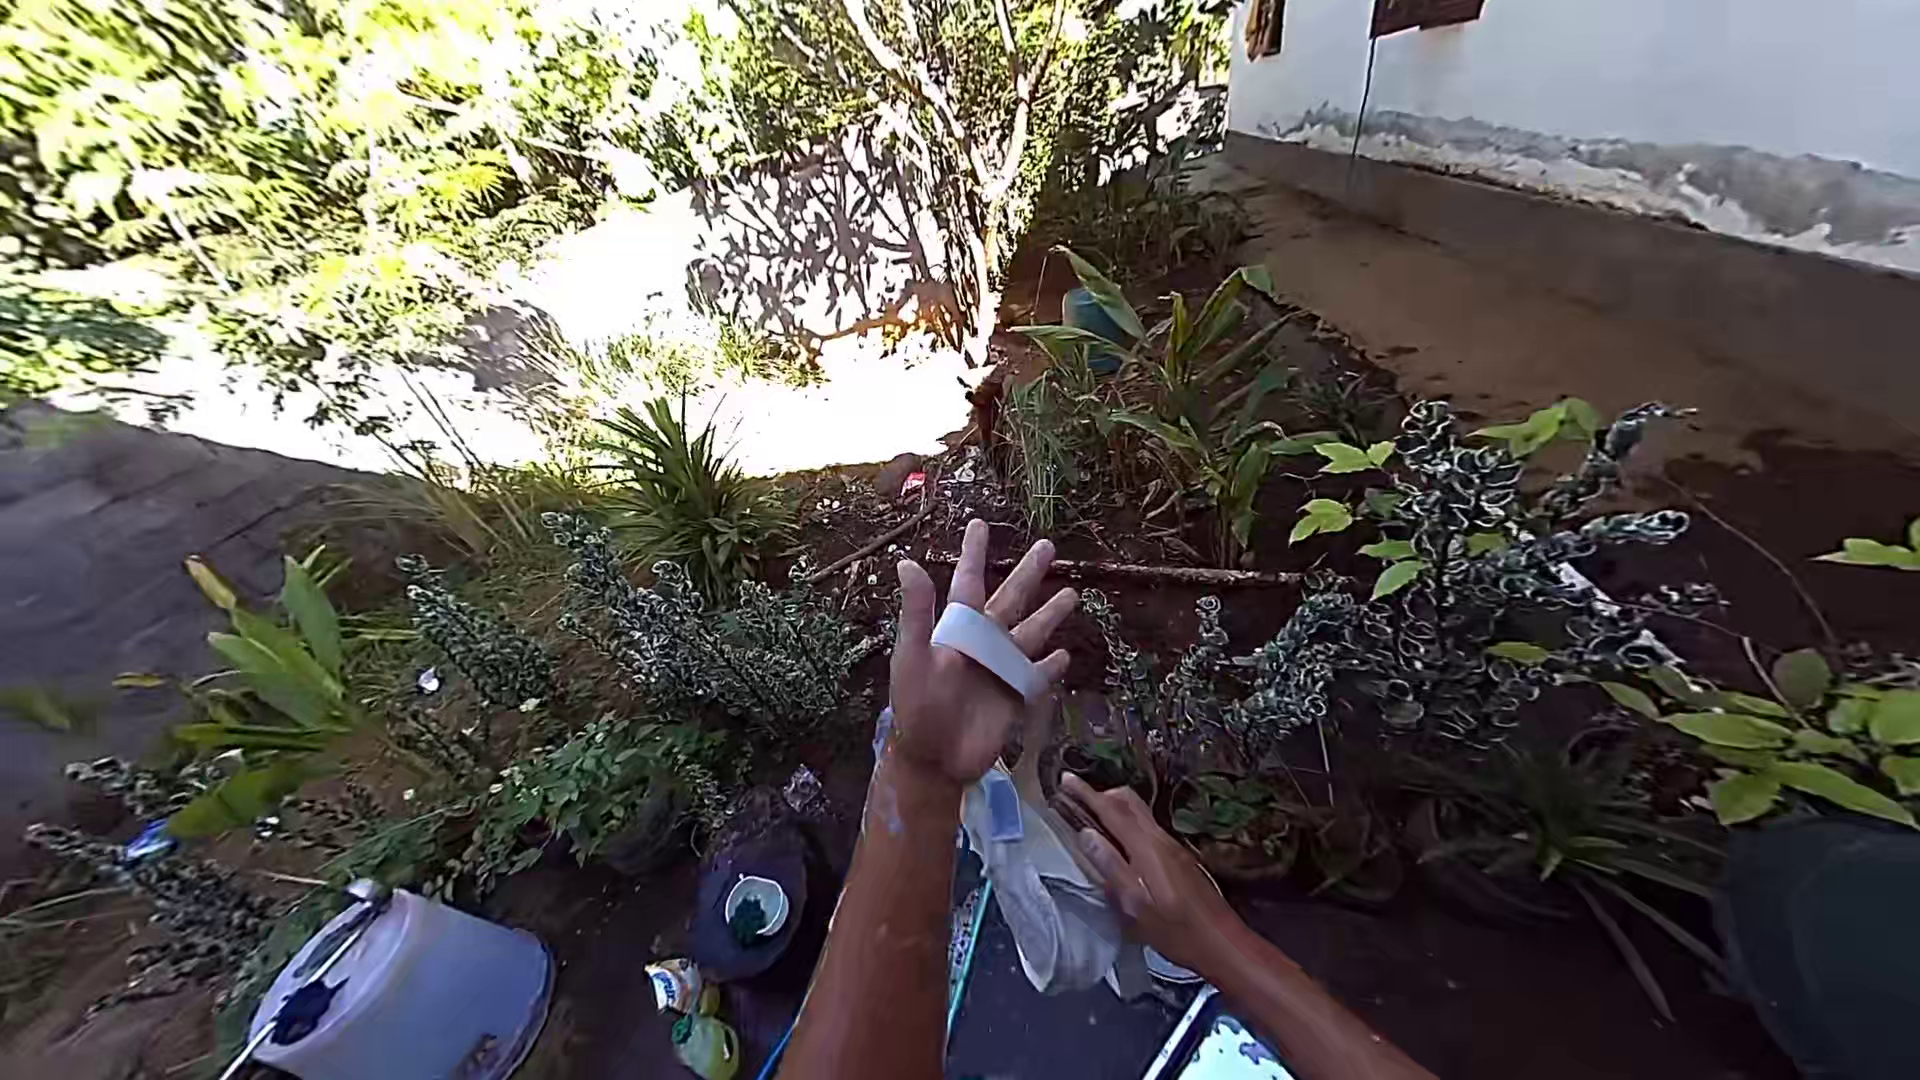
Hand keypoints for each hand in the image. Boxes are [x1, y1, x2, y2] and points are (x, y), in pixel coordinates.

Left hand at [889, 520, 1076, 790]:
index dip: (974, 553)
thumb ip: (917, 612)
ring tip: (1072, 593)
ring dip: (1051, 612)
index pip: (969, 581)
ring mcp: (1003, 667)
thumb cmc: (918, 704)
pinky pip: (1039, 674)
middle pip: (1012, 598)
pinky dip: (1053, 664)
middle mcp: (984, 642)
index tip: (979, 524)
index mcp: (959, 629)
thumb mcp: (914, 654)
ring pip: (1033, 630)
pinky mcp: (1017, 694)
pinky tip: (1065, 653)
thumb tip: (906, 561)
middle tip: (1047, 546)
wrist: (935, 758)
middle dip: (1029, 572)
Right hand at [1062, 772, 1241, 972]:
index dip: (1086, 793)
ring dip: (1114, 807)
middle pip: (1128, 800)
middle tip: (1077, 802)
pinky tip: (1120, 845)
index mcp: (1146, 847)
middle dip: (1100, 794)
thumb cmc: (1178, 932)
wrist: (1226, 945)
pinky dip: (1126, 821)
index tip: (1065, 778)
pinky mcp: (1178, 856)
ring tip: (1093, 821)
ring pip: (1138, 811)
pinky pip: (1145, 825)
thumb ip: (1111, 867)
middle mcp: (1160, 838)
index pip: (1110, 809)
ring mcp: (1172, 845)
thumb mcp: (1137, 908)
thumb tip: (1085, 833)